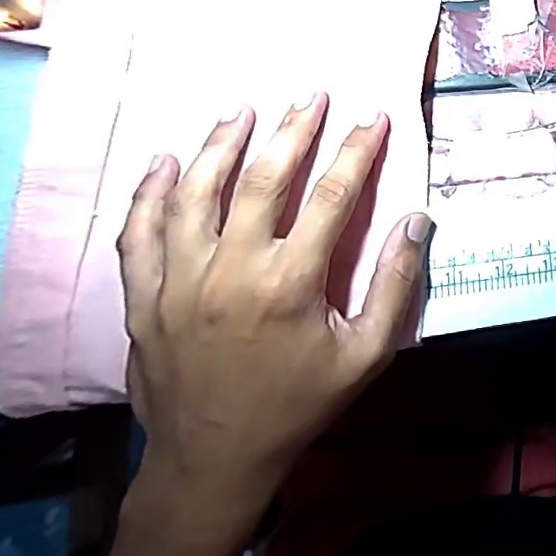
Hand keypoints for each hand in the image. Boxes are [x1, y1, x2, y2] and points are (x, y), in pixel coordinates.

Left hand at [117, 95, 431, 503]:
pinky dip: (148, 194)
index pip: (332, 197)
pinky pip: (138, 234)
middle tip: (311, 95)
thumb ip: (397, 283)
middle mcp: (231, 272)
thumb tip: (417, 220)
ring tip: (239, 110)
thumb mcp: (369, 351)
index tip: (374, 117)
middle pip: (263, 182)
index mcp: (290, 283)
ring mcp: (178, 283)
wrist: (215, 460)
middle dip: (293, 131)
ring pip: (194, 196)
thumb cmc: (302, 401)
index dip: (358, 151)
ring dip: (219, 147)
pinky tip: (162, 162)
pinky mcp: (143, 299)